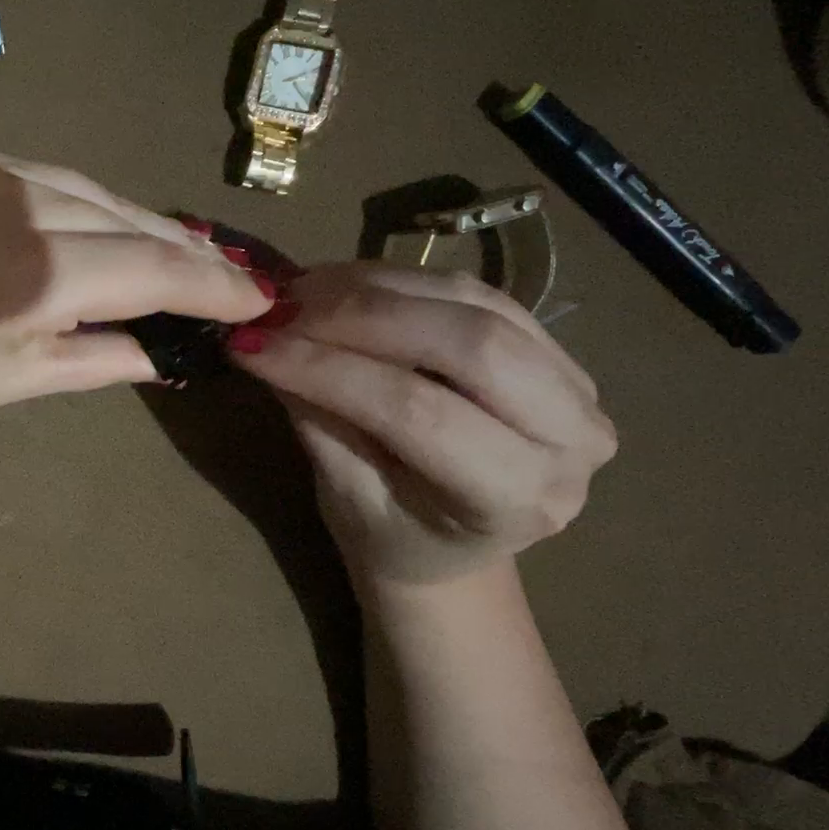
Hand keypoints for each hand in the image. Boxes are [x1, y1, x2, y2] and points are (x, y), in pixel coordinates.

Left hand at [0, 152, 271, 434]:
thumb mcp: (16, 381)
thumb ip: (102, 357)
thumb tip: (166, 350)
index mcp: (38, 274)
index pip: (154, 267)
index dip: (212, 285)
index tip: (258, 298)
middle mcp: (26, 205)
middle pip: (134, 222)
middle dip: (188, 254)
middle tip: (233, 283)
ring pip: (101, 195)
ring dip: (145, 228)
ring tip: (185, 262)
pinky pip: (61, 182)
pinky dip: (96, 209)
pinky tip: (115, 234)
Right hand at [231, 263, 616, 584]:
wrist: (448, 547)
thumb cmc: (389, 536)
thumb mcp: (344, 496)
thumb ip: (317, 419)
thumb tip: (264, 343)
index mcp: (517, 497)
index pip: (415, 411)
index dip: (326, 368)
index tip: (250, 343)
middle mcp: (572, 436)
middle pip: (466, 342)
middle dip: (358, 314)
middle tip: (280, 306)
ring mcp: (579, 385)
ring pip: (473, 304)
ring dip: (375, 286)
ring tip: (299, 290)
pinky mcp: (557, 349)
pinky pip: (476, 294)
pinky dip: (399, 282)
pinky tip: (340, 284)